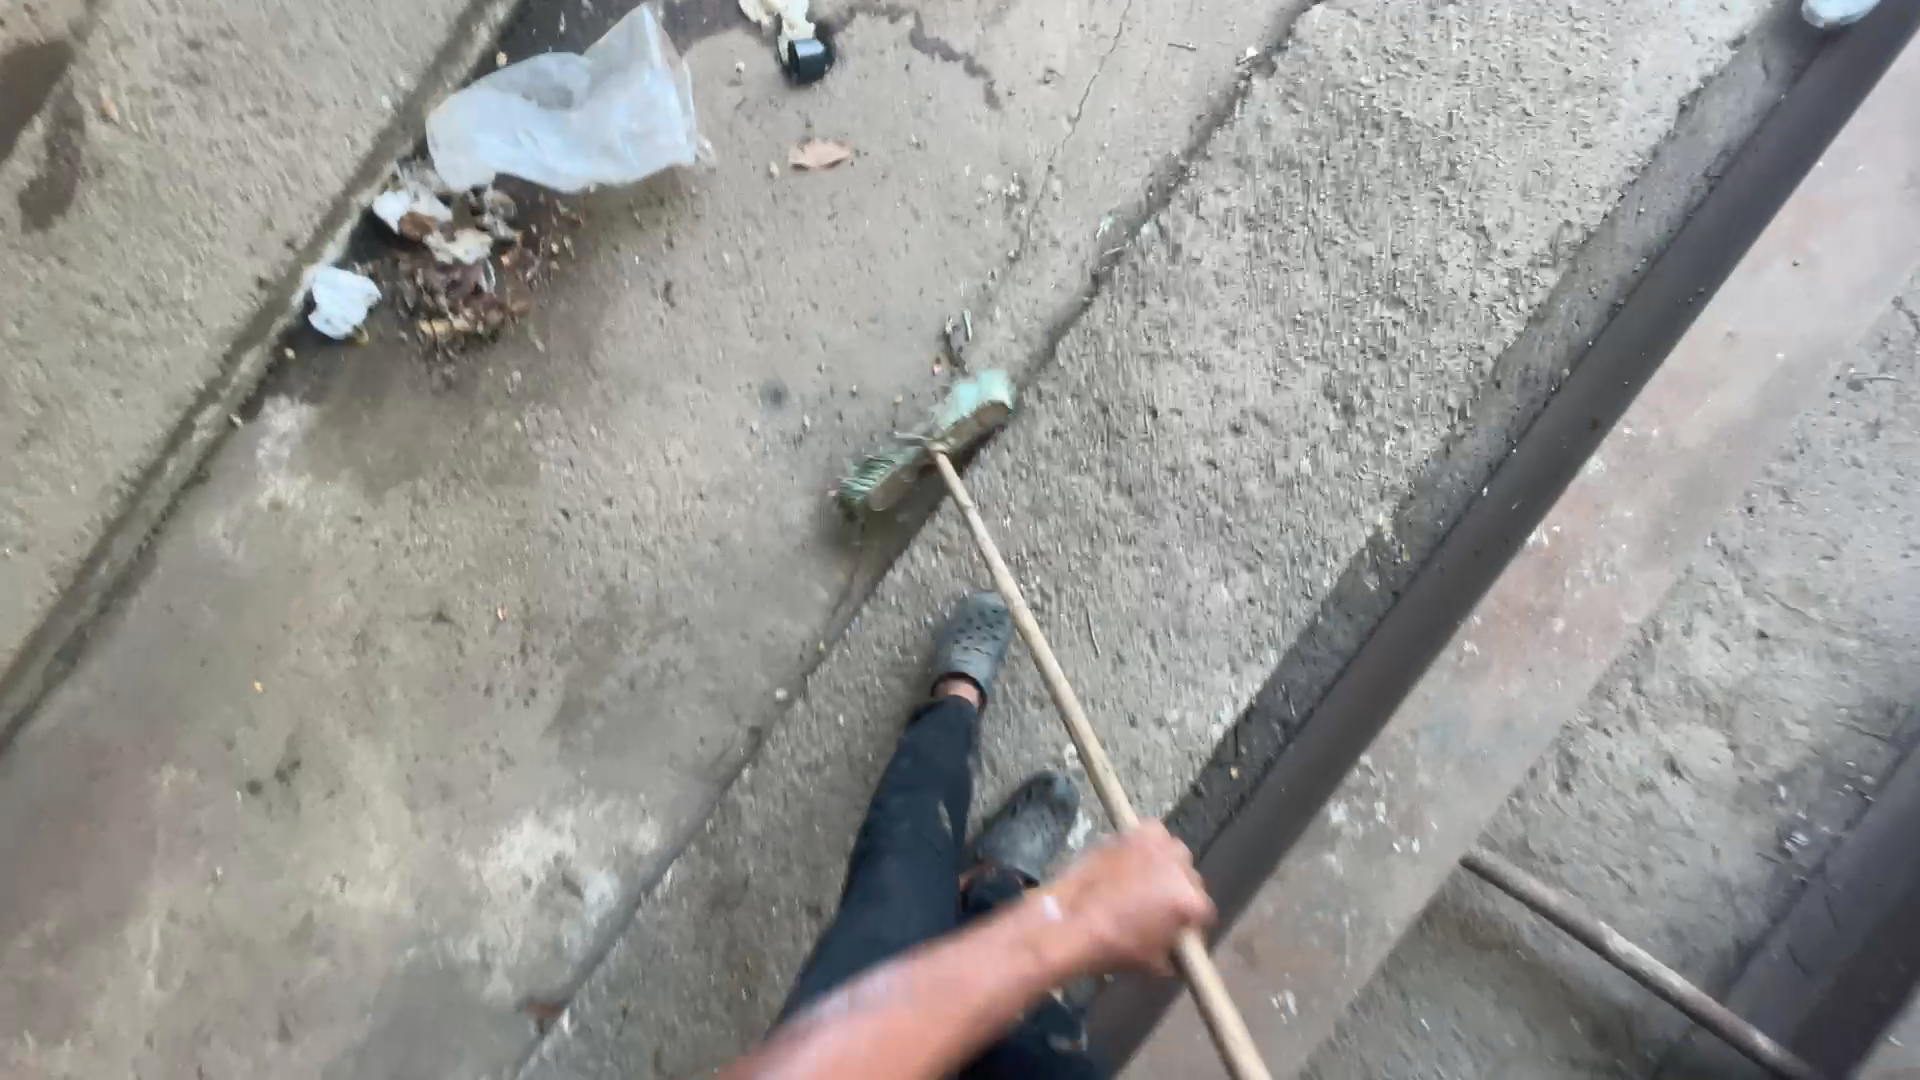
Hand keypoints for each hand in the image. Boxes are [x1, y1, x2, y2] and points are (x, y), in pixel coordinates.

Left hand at [1038, 820, 1215, 976]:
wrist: (1074, 918)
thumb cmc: (1116, 946)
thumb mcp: (1156, 962)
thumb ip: (1176, 952)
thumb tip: (1177, 951)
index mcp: (1191, 901)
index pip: (1204, 910)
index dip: (1190, 921)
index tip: (1178, 926)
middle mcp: (1180, 868)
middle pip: (1190, 878)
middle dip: (1178, 890)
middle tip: (1159, 903)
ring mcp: (1157, 845)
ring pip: (1174, 853)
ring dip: (1165, 864)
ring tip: (1146, 878)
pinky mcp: (1134, 831)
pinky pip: (1153, 833)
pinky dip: (1148, 842)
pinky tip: (1136, 856)